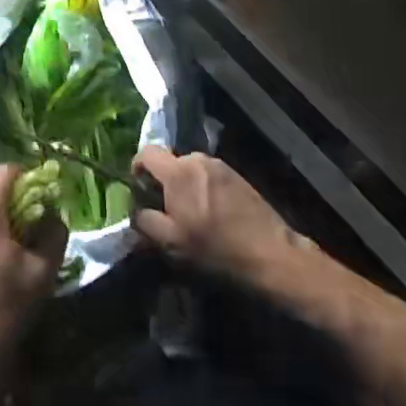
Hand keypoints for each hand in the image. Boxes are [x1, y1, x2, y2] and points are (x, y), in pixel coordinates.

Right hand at [132, 147, 305, 278]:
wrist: (269, 251)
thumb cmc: (215, 248)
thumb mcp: (171, 243)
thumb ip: (145, 222)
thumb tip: (136, 211)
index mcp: (178, 172)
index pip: (147, 153)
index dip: (136, 168)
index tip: (138, 191)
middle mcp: (198, 159)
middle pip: (170, 162)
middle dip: (163, 183)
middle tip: (166, 212)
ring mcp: (221, 165)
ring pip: (191, 170)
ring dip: (185, 187)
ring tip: (191, 216)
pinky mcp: (237, 175)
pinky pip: (209, 176)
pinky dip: (203, 190)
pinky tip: (212, 215)